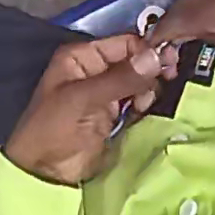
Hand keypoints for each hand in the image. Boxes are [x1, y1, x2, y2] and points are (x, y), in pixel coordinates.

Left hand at [3, 34, 177, 185]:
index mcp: (82, 57)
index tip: (168, 61)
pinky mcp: (116, 115)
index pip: (124, 43)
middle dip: (151, 70)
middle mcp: (97, 70)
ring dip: (149, 89)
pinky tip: (143, 111)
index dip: (147, 49)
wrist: (45, 172)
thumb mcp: (83, 99)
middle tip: (166, 79)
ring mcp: (107, 93)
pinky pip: (139, 101)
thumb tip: (155, 56)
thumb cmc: (53, 128)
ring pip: (141, 81)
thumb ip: (120, 79)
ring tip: (144, 103)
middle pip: (136, 60)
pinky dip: (146, 104)